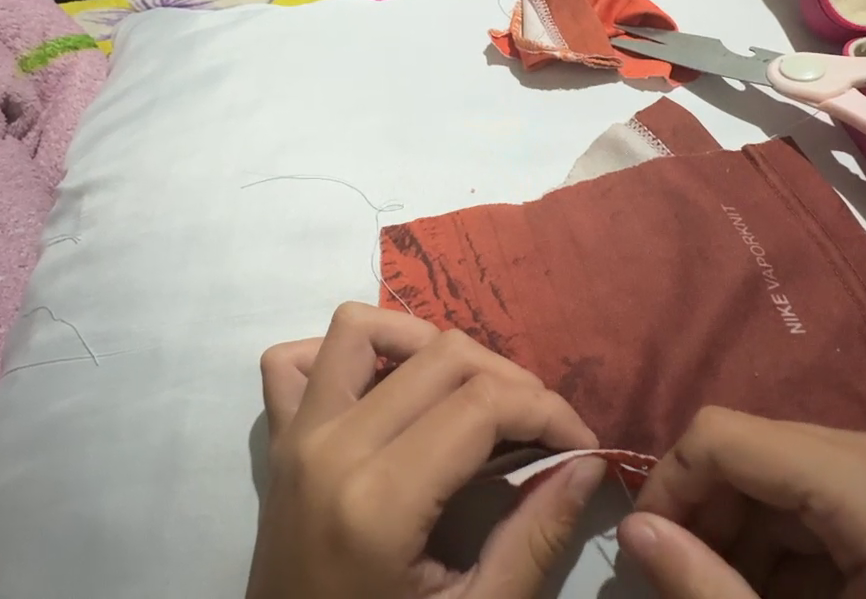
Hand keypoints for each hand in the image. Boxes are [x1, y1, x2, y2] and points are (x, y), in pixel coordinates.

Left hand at [248, 302, 606, 598]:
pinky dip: (340, 357)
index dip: (548, 411)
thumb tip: (589, 463)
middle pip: (439, 355)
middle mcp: (330, 446)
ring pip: (361, 329)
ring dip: (425, 343)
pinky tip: (381, 387)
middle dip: (509, 379)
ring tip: (464, 392)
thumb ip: (536, 537)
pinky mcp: (276, 440)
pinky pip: (292, 361)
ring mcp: (295, 436)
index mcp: (378, 500)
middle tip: (539, 428)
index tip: (583, 443)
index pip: (482, 404)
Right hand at [619, 407, 865, 598]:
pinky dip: (791, 543)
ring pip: (785, 473)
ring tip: (736, 598)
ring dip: (746, 535)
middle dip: (709, 517)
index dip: (670, 483)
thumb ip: (709, 590)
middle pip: (756, 452)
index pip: (725, 436)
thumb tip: (631, 530)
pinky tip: (786, 597)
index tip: (645, 547)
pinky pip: (825, 495)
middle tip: (688, 585)